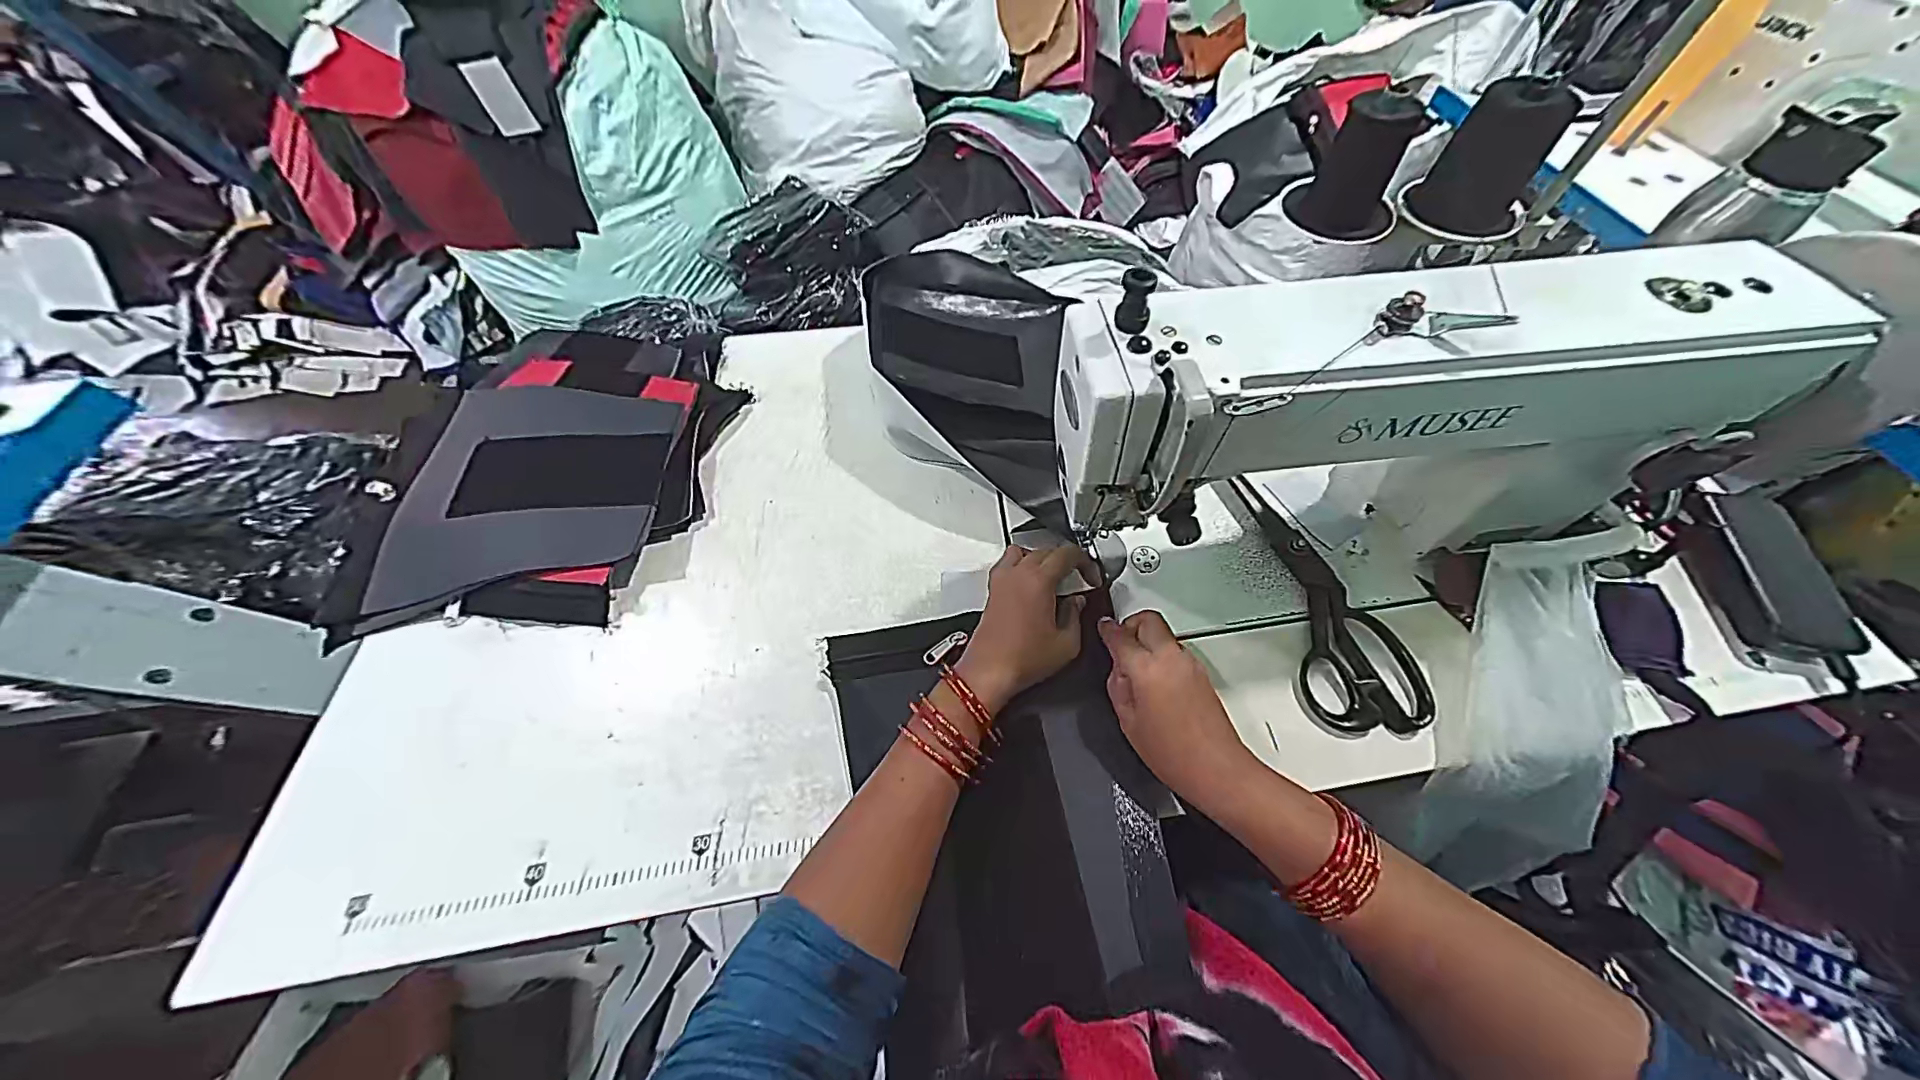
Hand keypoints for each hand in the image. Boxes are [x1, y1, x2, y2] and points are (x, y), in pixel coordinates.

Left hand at [955, 545, 1093, 712]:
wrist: (989, 671)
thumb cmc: (1020, 658)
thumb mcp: (1067, 643)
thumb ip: (1076, 615)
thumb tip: (1076, 604)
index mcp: (1038, 580)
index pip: (1067, 553)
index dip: (1086, 562)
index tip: (1090, 576)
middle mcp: (1017, 574)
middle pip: (1046, 550)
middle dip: (1066, 561)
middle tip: (1077, 580)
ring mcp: (1001, 581)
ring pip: (1024, 552)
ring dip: (1041, 560)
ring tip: (1054, 579)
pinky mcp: (992, 591)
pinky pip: (1008, 565)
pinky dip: (1022, 568)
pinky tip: (1031, 587)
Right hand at [1099, 611, 1260, 804]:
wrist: (1217, 769)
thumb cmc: (1176, 755)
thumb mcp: (1128, 722)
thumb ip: (1117, 687)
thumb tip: (1117, 671)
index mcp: (1147, 668)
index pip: (1120, 635)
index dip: (1107, 629)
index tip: (1103, 628)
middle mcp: (1172, 659)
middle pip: (1148, 619)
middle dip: (1130, 624)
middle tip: (1120, 641)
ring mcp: (1191, 664)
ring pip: (1164, 635)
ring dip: (1148, 642)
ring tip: (1138, 673)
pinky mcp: (1203, 674)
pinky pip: (1176, 653)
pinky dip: (1162, 658)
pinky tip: (1155, 685)